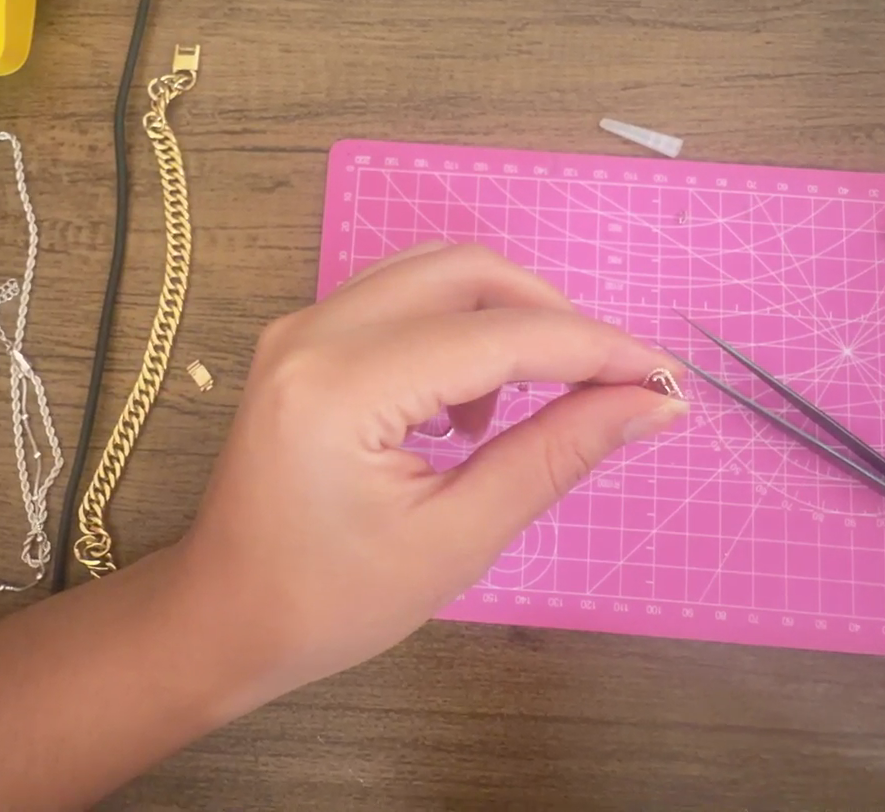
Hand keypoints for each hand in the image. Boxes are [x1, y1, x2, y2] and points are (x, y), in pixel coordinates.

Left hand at [168, 243, 685, 701]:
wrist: (223, 613)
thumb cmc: (330, 601)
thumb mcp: (454, 540)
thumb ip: (553, 456)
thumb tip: (645, 404)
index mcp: (342, 386)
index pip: (496, 335)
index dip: (592, 347)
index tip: (661, 376)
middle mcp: (314, 329)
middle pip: (465, 269)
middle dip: (548, 315)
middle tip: (599, 382)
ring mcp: (301, 324)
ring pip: (433, 273)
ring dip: (500, 318)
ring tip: (516, 407)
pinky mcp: (302, 335)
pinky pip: (400, 297)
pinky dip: (453, 327)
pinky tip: (459, 404)